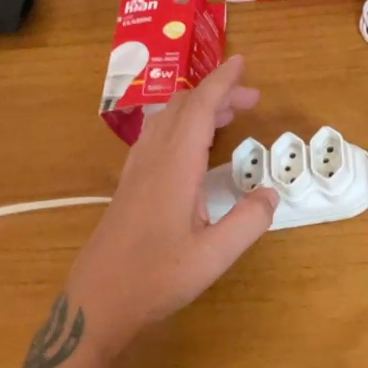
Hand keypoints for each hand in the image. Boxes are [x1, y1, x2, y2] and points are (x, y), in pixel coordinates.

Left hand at [67, 55, 278, 345]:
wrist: (96, 305)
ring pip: (164, 121)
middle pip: (180, 108)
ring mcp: (135, 174)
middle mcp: (152, 162)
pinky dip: (181, 126)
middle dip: (216, 93)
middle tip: (252, 97)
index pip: (198, 109)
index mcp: (174, 169)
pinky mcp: (129, 189)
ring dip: (197, 108)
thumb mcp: (214, 257)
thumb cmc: (156, 280)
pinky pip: (156, 138)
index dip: (221, 83)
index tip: (243, 62)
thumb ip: (248, 222)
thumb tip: (271, 193)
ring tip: (229, 115)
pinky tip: (194, 146)